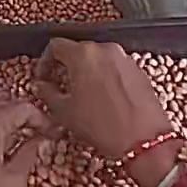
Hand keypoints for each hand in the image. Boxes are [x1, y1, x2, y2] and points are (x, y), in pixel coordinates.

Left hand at [0, 99, 51, 186]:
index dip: (41, 119)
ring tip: (23, 148)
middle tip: (42, 139)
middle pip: (3, 107)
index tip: (53, 134)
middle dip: (24, 120)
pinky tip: (0, 154)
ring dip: (6, 126)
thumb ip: (30, 153)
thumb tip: (43, 140)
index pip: (22, 107)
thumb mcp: (13, 182)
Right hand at [32, 38, 172, 159]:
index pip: (55, 46)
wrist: (145, 140)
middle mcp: (105, 49)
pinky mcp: (139, 70)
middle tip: (59, 87)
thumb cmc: (102, 125)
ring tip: (82, 96)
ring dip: (86, 73)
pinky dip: (105, 77)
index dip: (44, 62)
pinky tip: (104, 99)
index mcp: (83, 54)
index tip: (43, 77)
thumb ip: (47, 93)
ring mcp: (125, 58)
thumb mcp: (65, 112)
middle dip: (66, 67)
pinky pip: (115, 68)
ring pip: (98, 59)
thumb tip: (41, 85)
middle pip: (78, 51)